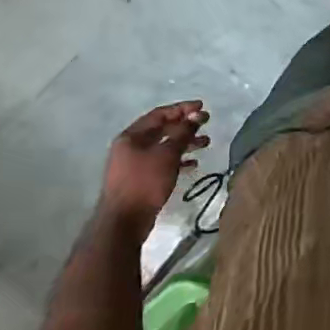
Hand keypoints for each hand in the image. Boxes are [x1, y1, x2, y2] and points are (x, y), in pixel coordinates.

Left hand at [101, 101, 208, 223]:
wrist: (123, 221)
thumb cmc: (144, 182)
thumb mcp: (167, 154)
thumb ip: (183, 133)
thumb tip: (197, 115)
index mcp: (131, 136)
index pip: (159, 114)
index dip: (182, 109)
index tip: (202, 107)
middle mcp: (130, 147)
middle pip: (162, 130)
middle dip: (185, 126)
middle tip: (206, 124)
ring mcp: (133, 164)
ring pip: (163, 147)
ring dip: (184, 143)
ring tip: (205, 143)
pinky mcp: (139, 179)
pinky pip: (161, 162)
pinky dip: (177, 160)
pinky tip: (192, 165)